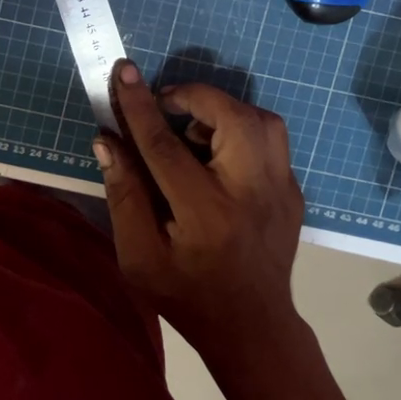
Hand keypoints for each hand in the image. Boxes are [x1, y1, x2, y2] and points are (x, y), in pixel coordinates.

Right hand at [97, 61, 342, 399]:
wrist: (252, 329)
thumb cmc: (186, 293)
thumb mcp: (139, 256)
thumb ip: (123, 194)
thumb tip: (108, 138)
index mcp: (205, 214)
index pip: (166, 143)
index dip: (139, 104)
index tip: (123, 70)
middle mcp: (251, 195)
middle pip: (233, 118)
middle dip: (195, 96)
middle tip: (166, 104)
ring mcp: (281, 192)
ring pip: (262, 121)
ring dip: (223, 110)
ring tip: (194, 128)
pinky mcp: (292, 192)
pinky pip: (271, 140)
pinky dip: (240, 130)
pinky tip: (217, 153)